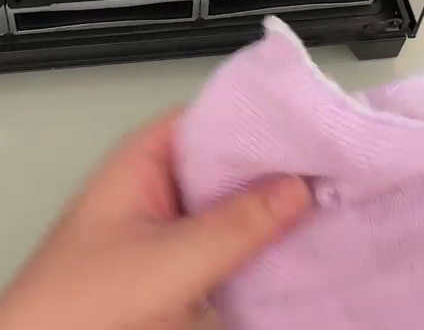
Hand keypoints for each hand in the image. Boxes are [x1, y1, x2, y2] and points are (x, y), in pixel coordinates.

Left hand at [0, 112, 312, 329]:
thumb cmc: (85, 304)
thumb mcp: (166, 261)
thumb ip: (234, 224)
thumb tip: (299, 184)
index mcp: (147, 158)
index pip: (214, 118)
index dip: (264, 119)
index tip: (317, 129)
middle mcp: (160, 183)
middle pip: (228, 161)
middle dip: (277, 167)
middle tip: (337, 169)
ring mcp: (169, 228)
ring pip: (231, 205)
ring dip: (272, 209)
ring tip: (334, 202)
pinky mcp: (176, 270)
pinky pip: (226, 245)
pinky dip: (259, 246)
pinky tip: (301, 248)